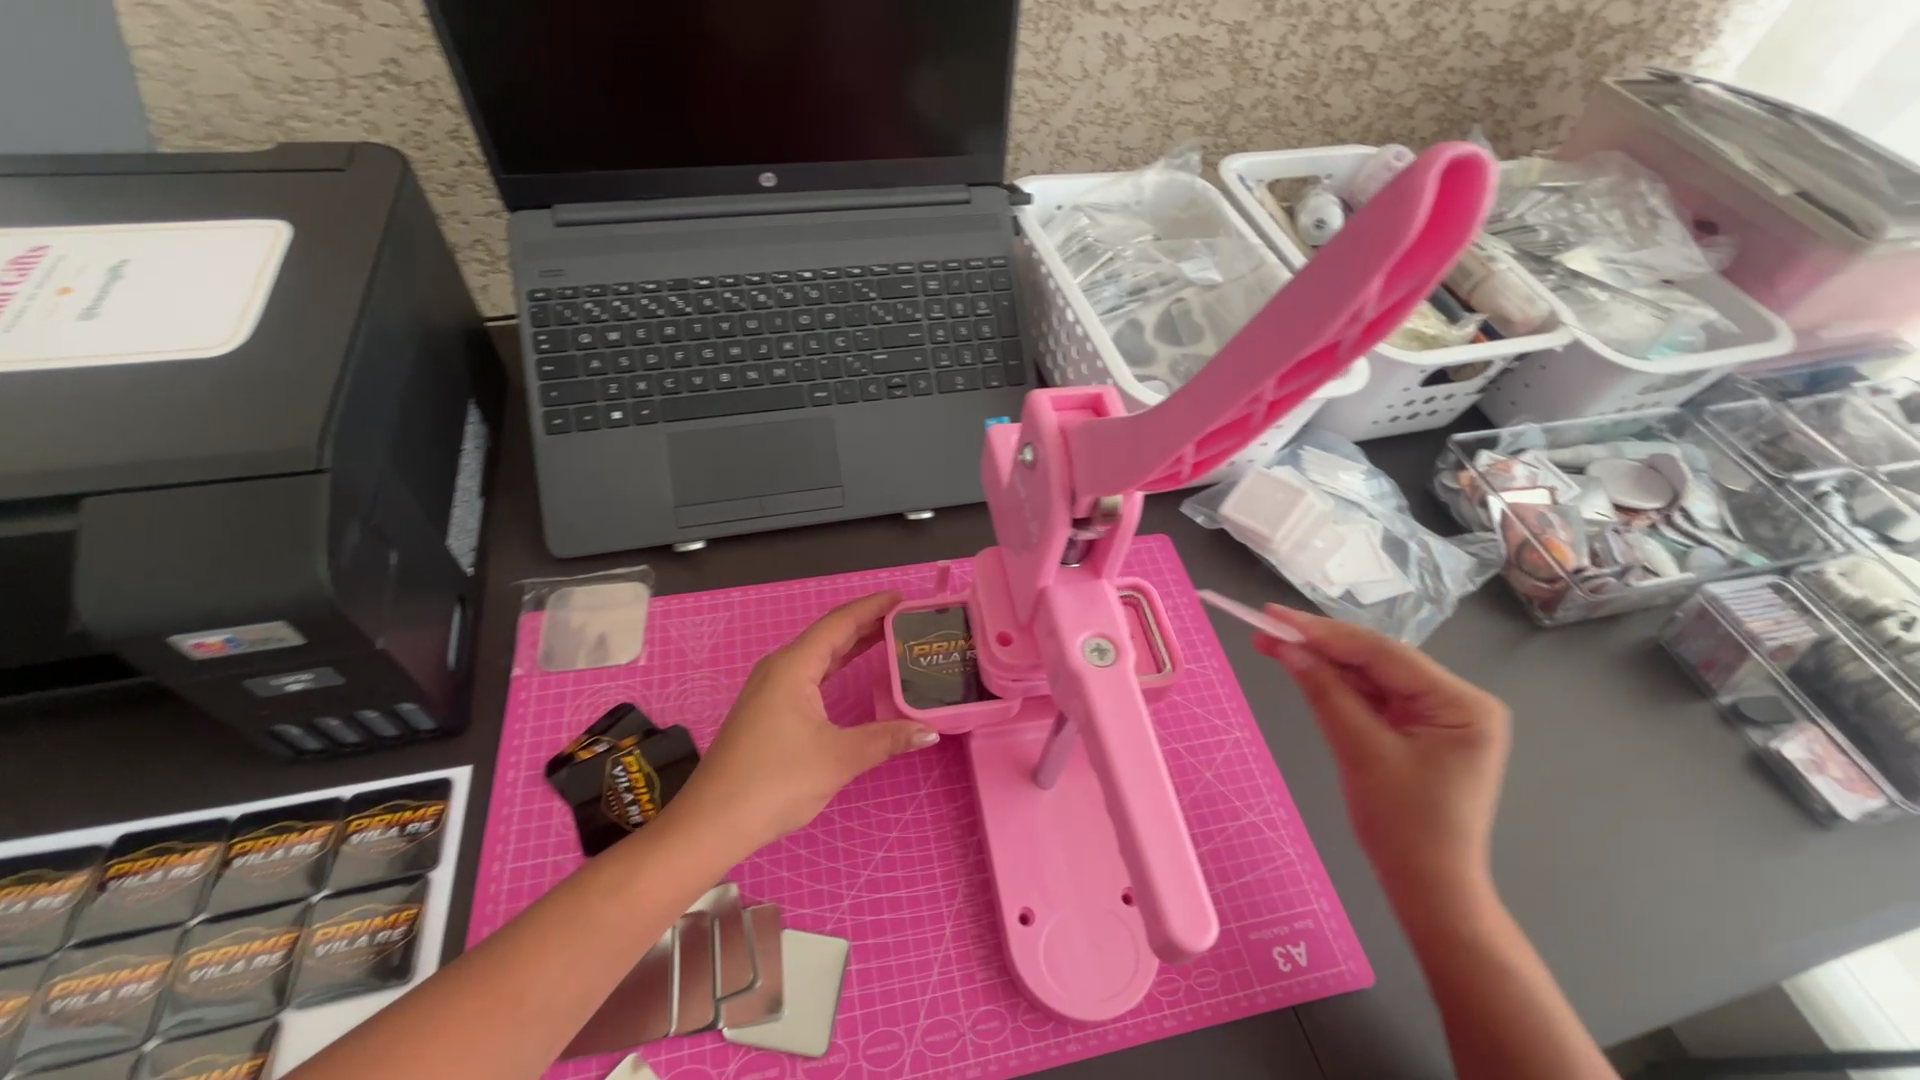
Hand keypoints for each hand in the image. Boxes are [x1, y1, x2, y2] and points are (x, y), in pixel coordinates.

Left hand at [666, 591, 938, 852]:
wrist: (713, 821)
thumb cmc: (775, 781)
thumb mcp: (838, 758)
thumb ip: (886, 739)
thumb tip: (930, 730)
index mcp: (793, 667)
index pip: (839, 623)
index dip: (872, 607)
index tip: (904, 598)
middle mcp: (779, 669)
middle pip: (829, 636)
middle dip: (867, 624)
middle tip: (906, 620)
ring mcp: (770, 690)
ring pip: (818, 657)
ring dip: (852, 646)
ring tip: (888, 639)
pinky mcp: (767, 711)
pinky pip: (809, 675)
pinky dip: (836, 668)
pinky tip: (852, 676)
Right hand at [1256, 607, 1509, 900]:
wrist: (1431, 889)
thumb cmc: (1403, 825)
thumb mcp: (1360, 751)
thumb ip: (1325, 693)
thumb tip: (1287, 648)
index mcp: (1462, 702)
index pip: (1383, 653)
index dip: (1325, 632)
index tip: (1275, 615)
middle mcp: (1460, 700)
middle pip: (1379, 660)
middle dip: (1322, 645)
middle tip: (1268, 626)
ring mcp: (1443, 716)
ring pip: (1374, 677)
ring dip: (1326, 665)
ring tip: (1275, 644)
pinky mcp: (1424, 732)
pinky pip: (1377, 699)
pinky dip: (1341, 689)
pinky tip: (1306, 671)